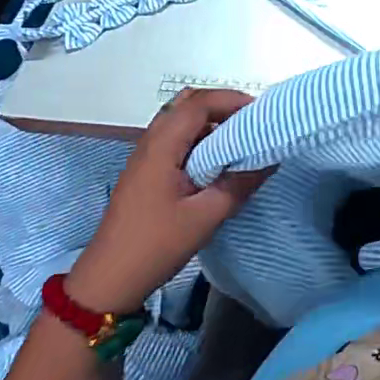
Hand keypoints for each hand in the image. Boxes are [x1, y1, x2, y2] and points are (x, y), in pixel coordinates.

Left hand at [64, 89, 271, 312]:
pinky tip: (218, 160)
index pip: (199, 104)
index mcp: (162, 146)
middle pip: (187, 103)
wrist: (109, 279)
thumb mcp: (206, 217)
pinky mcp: (146, 170)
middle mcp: (151, 142)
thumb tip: (270, 160)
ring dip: (211, 121)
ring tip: (240, 139)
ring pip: (180, 120)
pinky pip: (176, 138)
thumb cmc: (156, 245)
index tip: (261, 113)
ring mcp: (146, 155)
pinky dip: (200, 137)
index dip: (232, 100)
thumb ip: (240, 184)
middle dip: (222, 104)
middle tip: (252, 121)